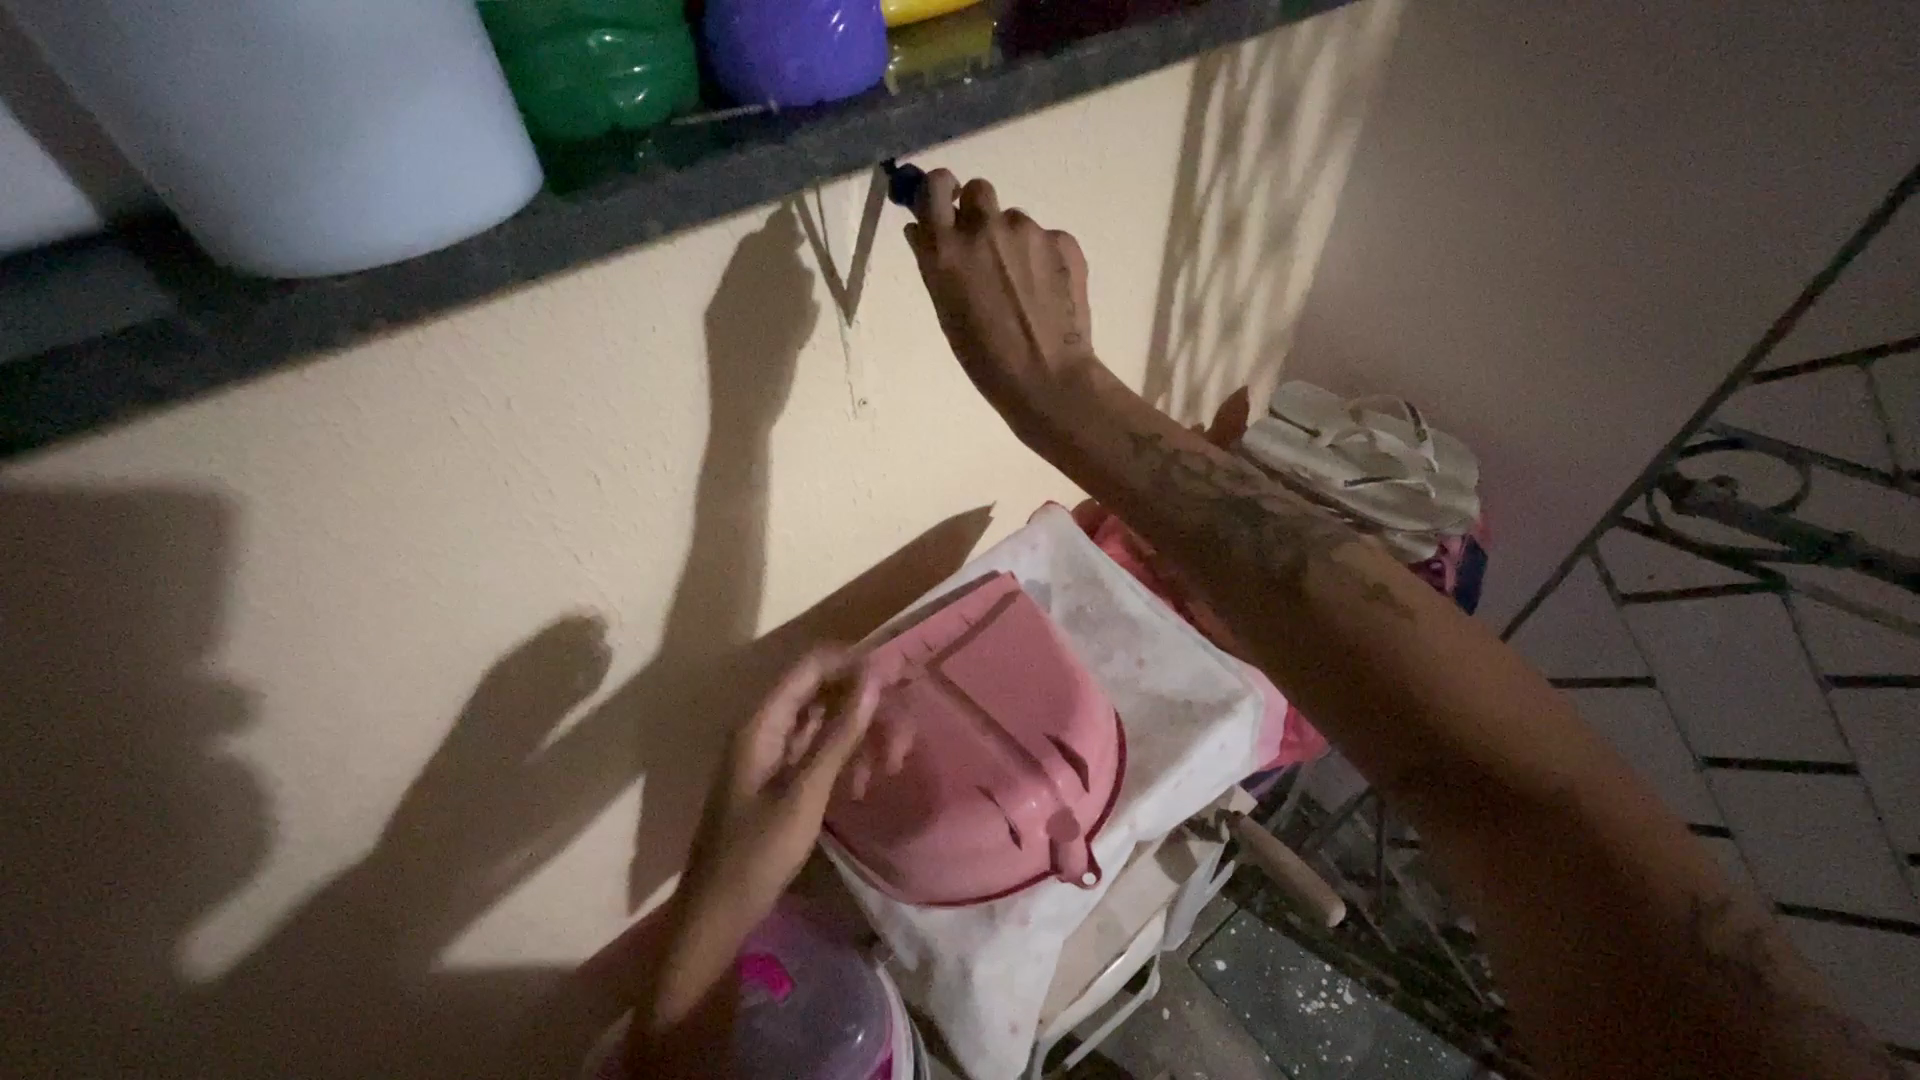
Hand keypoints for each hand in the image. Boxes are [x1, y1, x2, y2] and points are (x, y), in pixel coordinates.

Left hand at [677, 646, 880, 929]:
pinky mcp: (780, 778)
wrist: (717, 913)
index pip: (812, 666)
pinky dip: (845, 760)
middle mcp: (766, 728)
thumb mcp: (806, 793)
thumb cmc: (757, 854)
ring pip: (826, 723)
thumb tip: (873, 680)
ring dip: (861, 738)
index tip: (898, 682)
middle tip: (902, 741)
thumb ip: (839, 735)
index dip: (855, 665)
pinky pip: (819, 751)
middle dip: (866, 709)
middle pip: (824, 693)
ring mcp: (772, 753)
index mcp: (762, 723)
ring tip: (889, 768)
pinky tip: (864, 785)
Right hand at [905, 171, 1098, 426]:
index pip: (934, 186)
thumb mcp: (946, 312)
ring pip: (1015, 220)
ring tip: (1023, 288)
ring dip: (1014, 242)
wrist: (1046, 377)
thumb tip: (922, 230)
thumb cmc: (984, 357)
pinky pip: (1047, 239)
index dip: (940, 190)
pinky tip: (1047, 294)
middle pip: (979, 191)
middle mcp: (985, 228)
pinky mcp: (1064, 241)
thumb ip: (934, 263)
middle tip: (987, 252)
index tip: (946, 202)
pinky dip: (1044, 258)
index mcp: (947, 248)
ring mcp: (1028, 231)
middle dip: (979, 214)